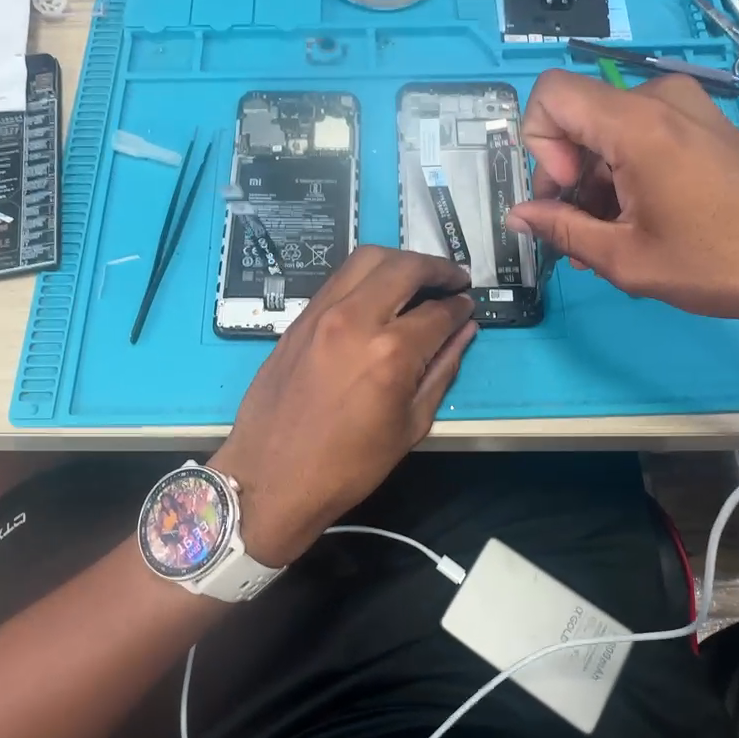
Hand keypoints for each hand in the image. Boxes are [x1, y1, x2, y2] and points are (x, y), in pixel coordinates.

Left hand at [209, 247, 475, 566]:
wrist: (271, 478)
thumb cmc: (348, 466)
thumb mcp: (410, 426)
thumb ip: (442, 370)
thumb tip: (464, 331)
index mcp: (390, 353)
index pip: (438, 311)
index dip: (459, 306)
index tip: (467, 304)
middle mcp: (355, 319)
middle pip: (404, 267)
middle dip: (436, 268)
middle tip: (453, 279)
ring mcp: (321, 314)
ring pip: (366, 259)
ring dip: (399, 261)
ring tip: (417, 277)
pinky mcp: (299, 318)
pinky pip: (339, 278)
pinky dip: (366, 275)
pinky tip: (378, 292)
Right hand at [506, 69, 738, 343]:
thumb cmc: (719, 262)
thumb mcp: (625, 258)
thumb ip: (561, 230)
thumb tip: (517, 215)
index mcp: (637, 123)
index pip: (550, 95)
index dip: (539, 145)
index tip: (566, 193)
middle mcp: (663, 100)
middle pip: (581, 119)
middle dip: (568, 175)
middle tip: (582, 232)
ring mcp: (692, 111)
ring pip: (611, 133)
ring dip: (598, 182)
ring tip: (615, 241)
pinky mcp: (710, 128)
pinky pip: (646, 138)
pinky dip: (629, 175)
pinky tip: (644, 226)